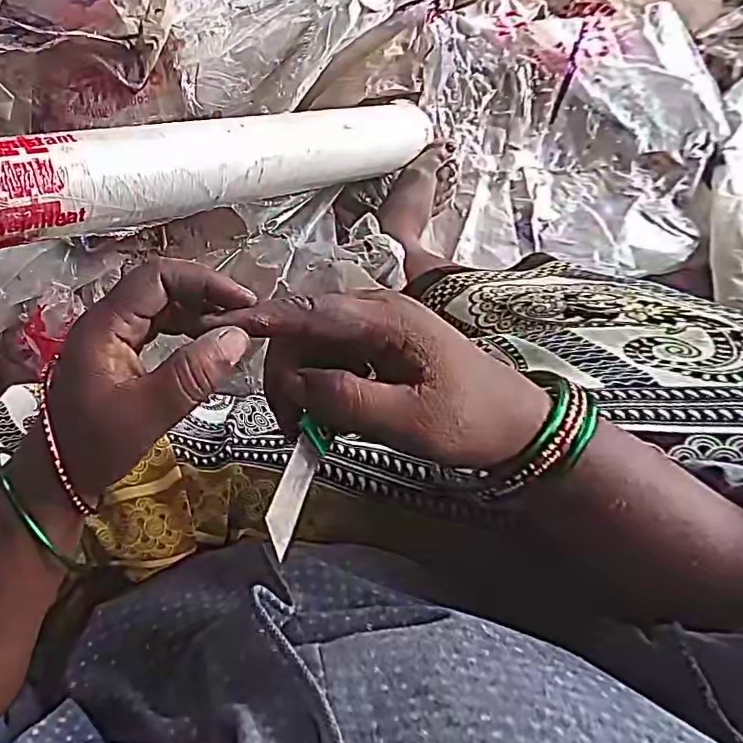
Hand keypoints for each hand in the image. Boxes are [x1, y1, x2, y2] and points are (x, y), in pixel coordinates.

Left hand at [42, 259, 255, 504]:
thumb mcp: (147, 413)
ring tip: (234, 330)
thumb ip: (191, 375)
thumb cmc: (93, 445)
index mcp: (104, 324)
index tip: (242, 300)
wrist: (58, 473)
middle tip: (246, 317)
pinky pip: (155, 327)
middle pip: (159, 286)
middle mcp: (105, 320)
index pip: (156, 277)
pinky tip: (207, 345)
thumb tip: (237, 337)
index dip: (202, 281)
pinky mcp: (116, 351)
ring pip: (159, 306)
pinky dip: (184, 330)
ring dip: (197, 312)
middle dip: (204, 295)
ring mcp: (110, 335)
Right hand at [209, 289, 548, 468]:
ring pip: (307, 348)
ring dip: (299, 387)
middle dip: (285, 376)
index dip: (260, 320)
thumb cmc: (476, 422)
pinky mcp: (368, 345)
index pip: (309, 312)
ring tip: (312, 428)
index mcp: (386, 317)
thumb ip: (347, 399)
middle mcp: (371, 311)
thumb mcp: (414, 421)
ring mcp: (369, 326)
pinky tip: (330, 415)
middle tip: (292, 425)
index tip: (219, 329)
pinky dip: (316, 388)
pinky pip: (324, 359)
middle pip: (300, 333)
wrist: (523, 432)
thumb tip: (292, 382)